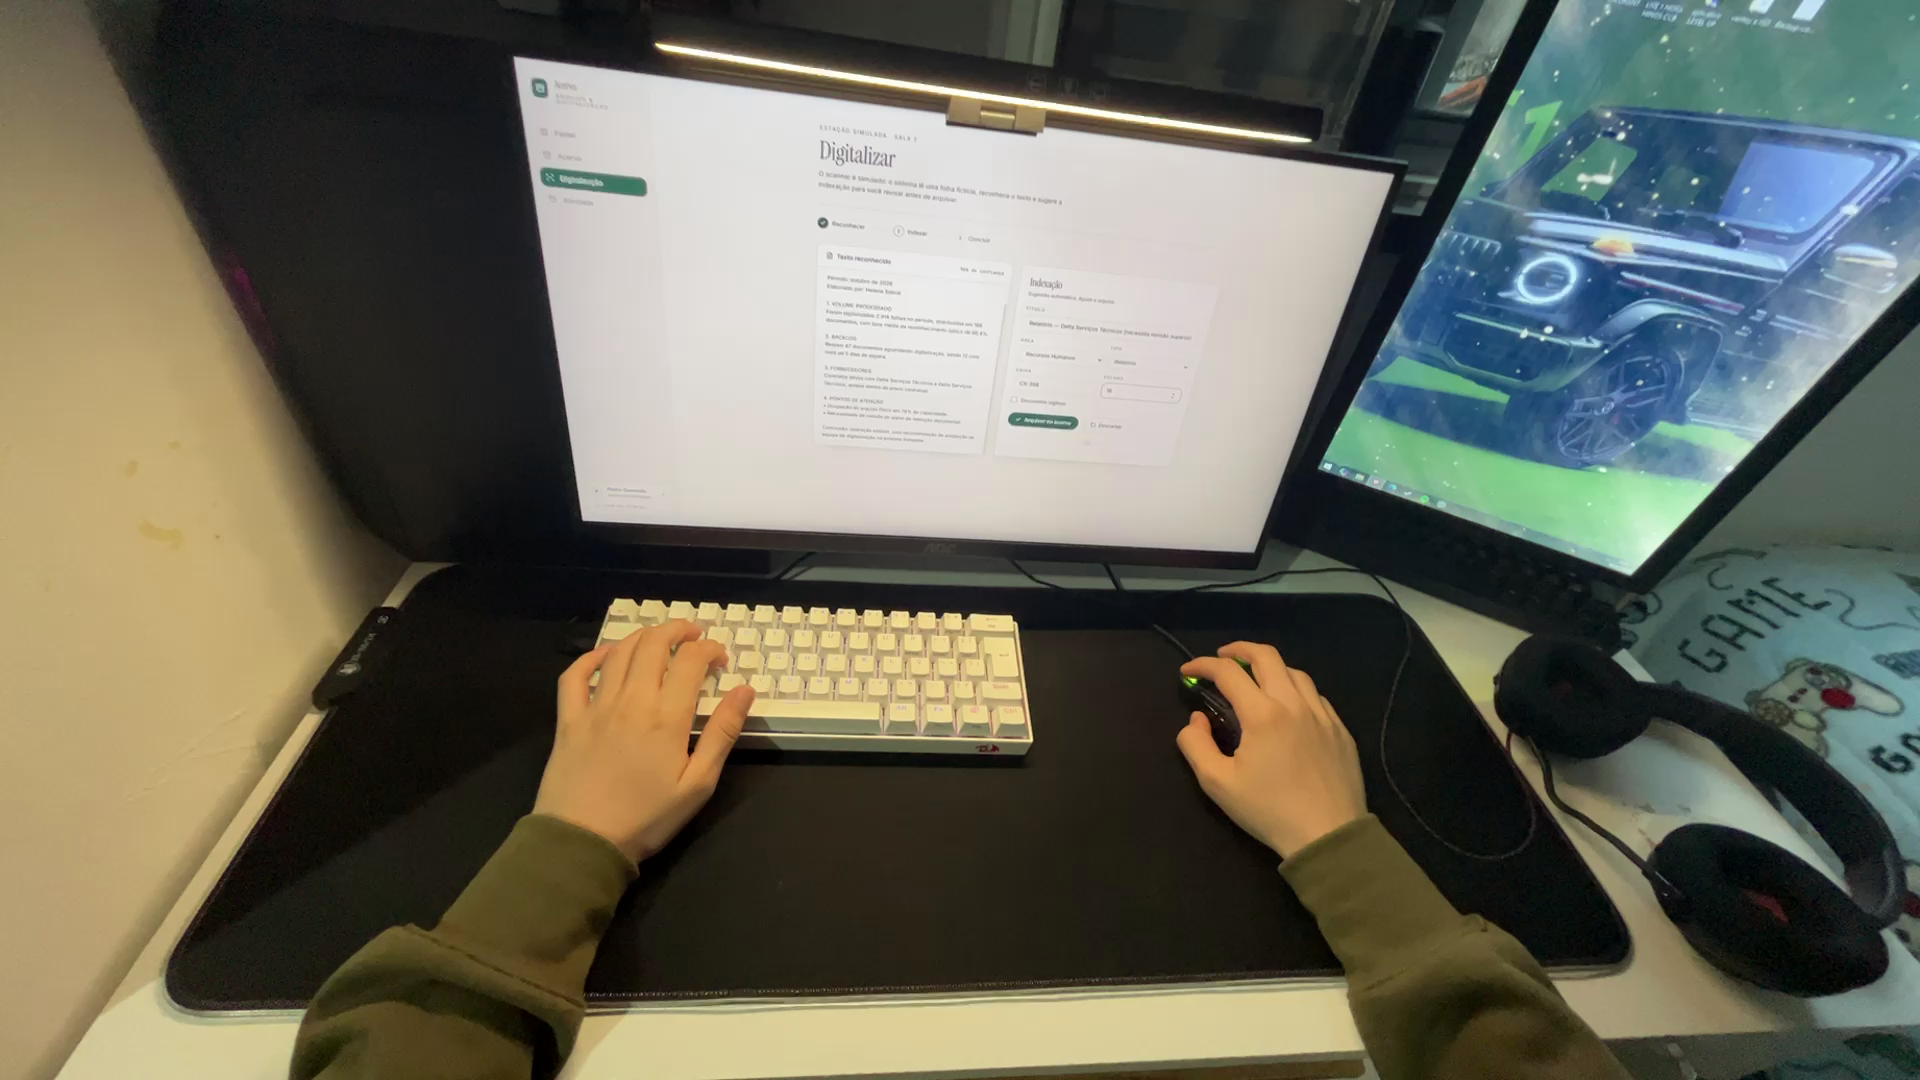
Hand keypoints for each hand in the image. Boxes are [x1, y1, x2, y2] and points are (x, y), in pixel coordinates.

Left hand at [534, 619, 753, 861]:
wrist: (581, 845)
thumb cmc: (647, 818)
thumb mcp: (698, 784)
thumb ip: (723, 733)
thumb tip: (745, 690)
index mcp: (666, 716)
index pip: (691, 660)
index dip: (710, 649)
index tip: (721, 660)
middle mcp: (631, 701)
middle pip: (654, 644)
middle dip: (678, 630)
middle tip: (694, 635)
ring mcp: (595, 707)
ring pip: (619, 652)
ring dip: (644, 636)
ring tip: (661, 638)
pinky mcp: (568, 720)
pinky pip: (574, 676)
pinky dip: (592, 657)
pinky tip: (606, 656)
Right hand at [1176, 642, 1365, 858]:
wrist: (1329, 838)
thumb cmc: (1268, 810)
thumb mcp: (1216, 782)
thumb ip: (1195, 744)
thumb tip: (1197, 719)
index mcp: (1262, 714)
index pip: (1227, 672)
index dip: (1203, 665)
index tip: (1188, 672)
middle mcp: (1294, 704)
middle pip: (1266, 656)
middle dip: (1238, 650)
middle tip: (1221, 659)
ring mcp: (1322, 715)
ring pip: (1294, 672)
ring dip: (1269, 667)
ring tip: (1254, 679)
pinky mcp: (1340, 731)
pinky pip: (1316, 695)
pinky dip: (1294, 688)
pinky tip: (1288, 705)